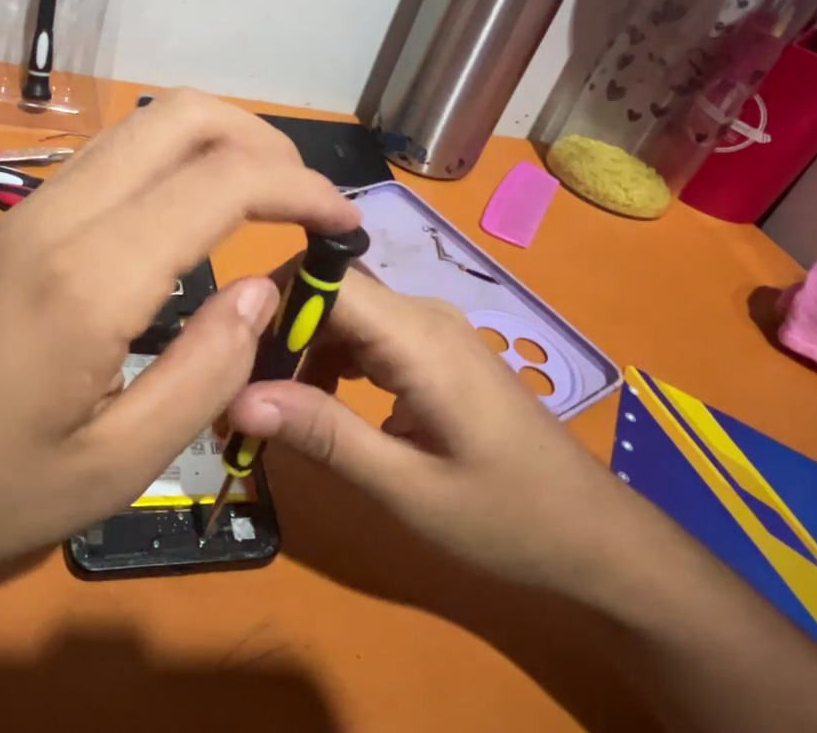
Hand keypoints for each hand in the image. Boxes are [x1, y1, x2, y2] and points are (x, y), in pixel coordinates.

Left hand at [0, 91, 360, 594]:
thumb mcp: (114, 467)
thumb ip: (206, 371)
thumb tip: (263, 293)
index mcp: (91, 277)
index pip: (223, 180)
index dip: (302, 187)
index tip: (346, 225)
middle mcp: (58, 218)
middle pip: (179, 115)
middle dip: (263, 139)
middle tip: (306, 201)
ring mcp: (24, 214)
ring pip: (139, 128)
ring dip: (216, 144)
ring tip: (264, 204)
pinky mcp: (7, 229)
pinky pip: (106, 163)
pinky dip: (169, 166)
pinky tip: (187, 225)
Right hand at [226, 271, 624, 590]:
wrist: (592, 537)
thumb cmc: (505, 517)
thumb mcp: (406, 487)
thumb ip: (324, 434)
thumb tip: (239, 398)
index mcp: (419, 337)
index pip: (324, 280)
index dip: (267, 307)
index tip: (223, 358)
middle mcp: (423, 316)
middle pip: (328, 292)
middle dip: (274, 334)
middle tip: (233, 396)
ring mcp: (431, 332)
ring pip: (341, 314)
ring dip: (297, 352)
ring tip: (262, 408)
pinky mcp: (433, 354)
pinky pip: (364, 337)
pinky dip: (327, 363)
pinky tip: (312, 407)